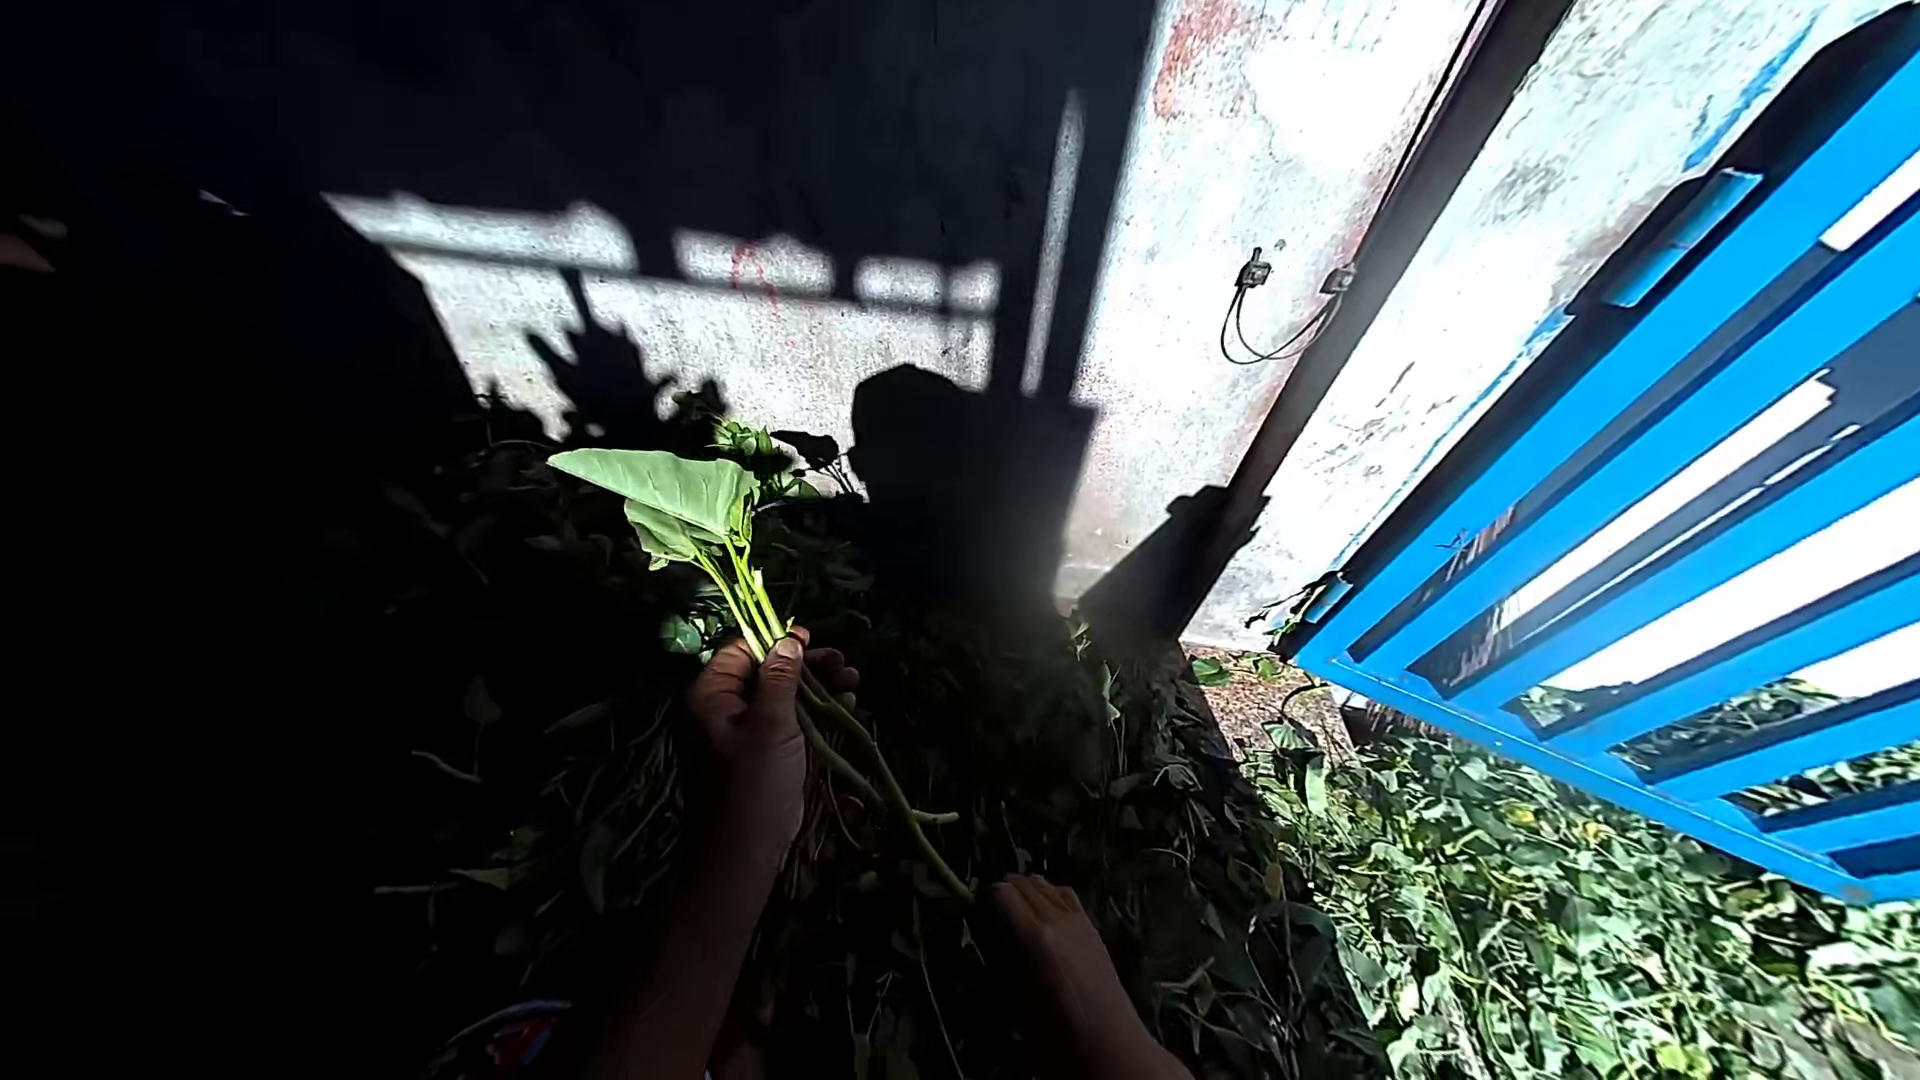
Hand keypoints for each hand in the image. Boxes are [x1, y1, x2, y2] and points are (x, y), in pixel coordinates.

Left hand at [683, 626, 858, 847]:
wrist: (744, 851)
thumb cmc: (753, 781)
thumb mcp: (770, 722)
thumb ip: (779, 677)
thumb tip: (788, 639)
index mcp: (711, 697)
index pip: (741, 652)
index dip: (775, 640)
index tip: (810, 638)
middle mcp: (724, 709)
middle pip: (767, 672)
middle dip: (807, 666)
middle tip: (842, 662)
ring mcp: (745, 732)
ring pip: (783, 696)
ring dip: (818, 687)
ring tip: (852, 680)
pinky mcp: (764, 752)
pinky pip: (789, 721)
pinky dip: (816, 711)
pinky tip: (846, 704)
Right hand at [993, 874, 1191, 1079]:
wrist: (1114, 1049)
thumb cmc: (1063, 1039)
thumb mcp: (1024, 1007)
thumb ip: (1012, 968)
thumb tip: (999, 949)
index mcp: (1037, 940)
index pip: (1007, 897)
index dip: (990, 892)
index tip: (978, 895)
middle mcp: (1057, 921)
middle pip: (1027, 886)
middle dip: (1007, 885)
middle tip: (992, 893)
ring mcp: (1078, 922)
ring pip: (1048, 887)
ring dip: (1029, 885)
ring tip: (1016, 892)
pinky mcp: (1092, 929)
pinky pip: (1067, 896)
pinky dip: (1052, 891)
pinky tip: (1046, 898)